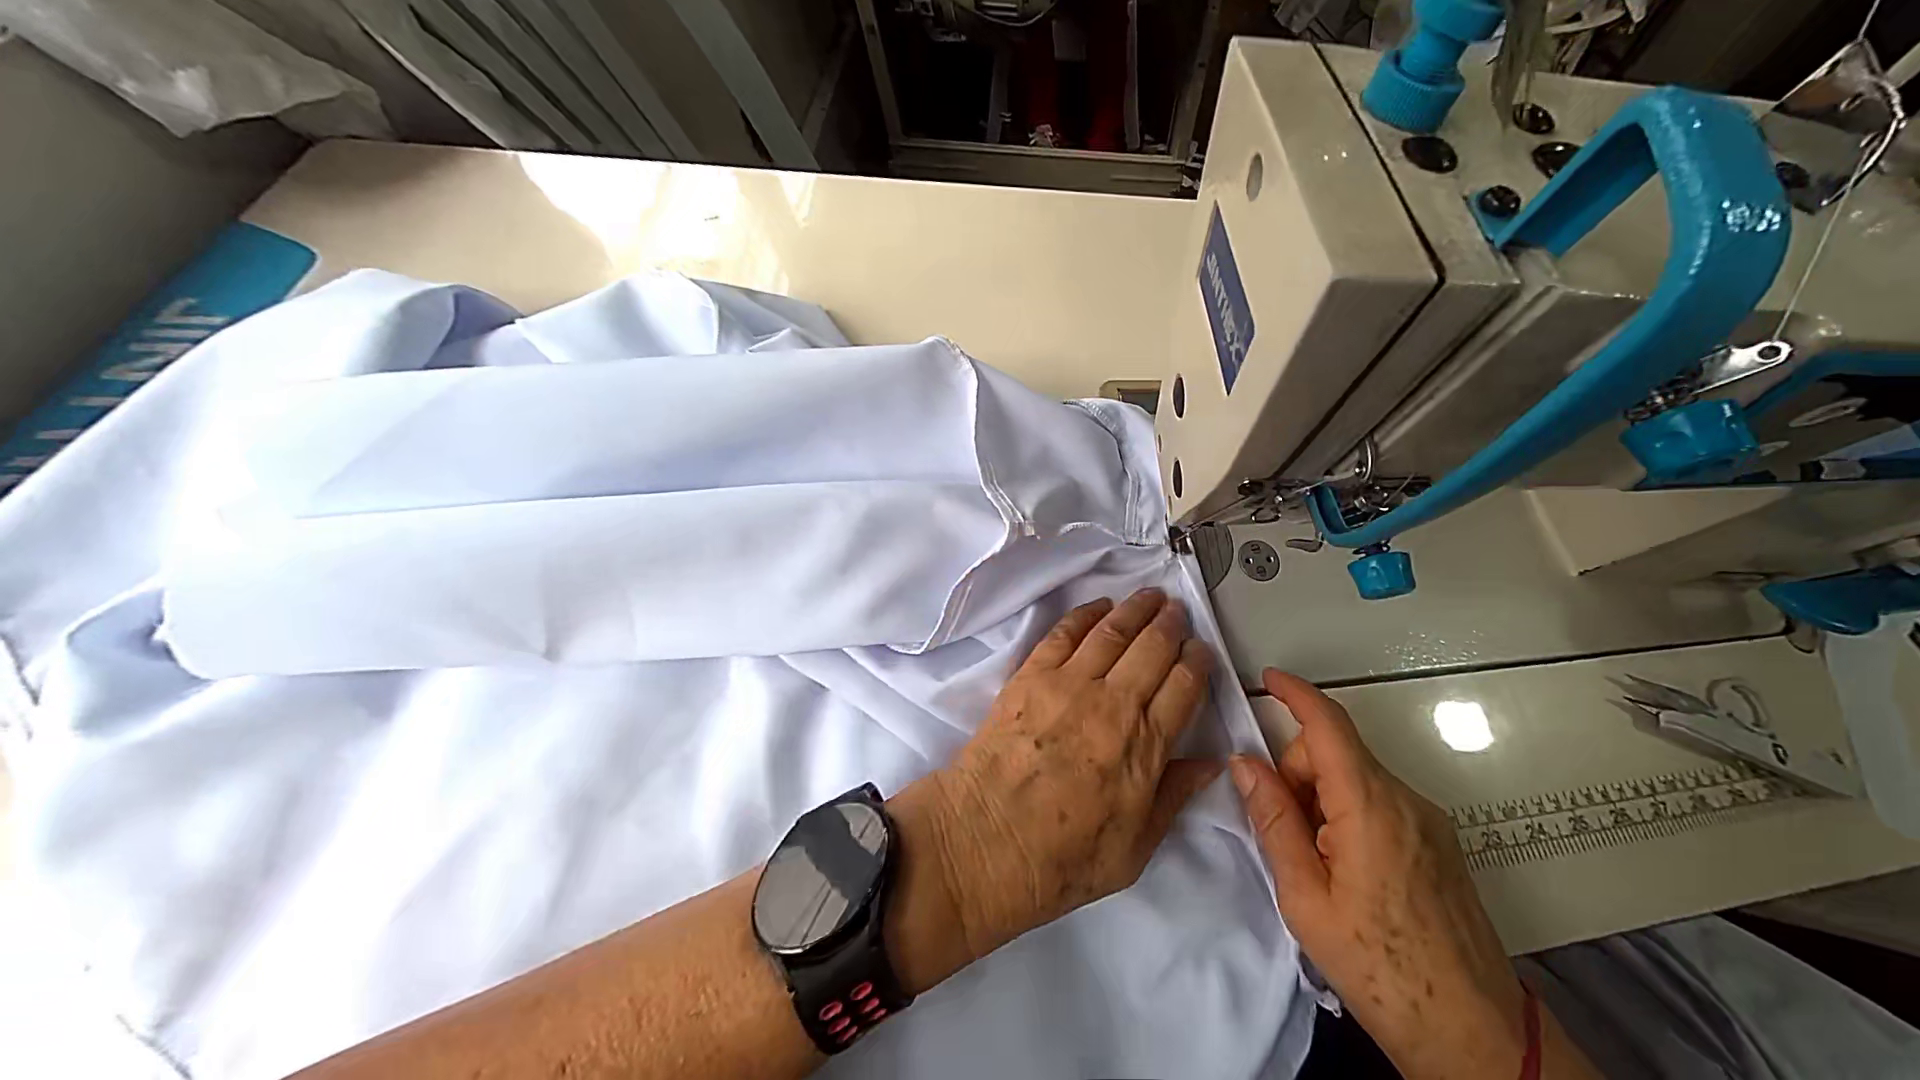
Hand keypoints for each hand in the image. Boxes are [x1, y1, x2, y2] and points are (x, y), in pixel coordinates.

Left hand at [889, 589, 1219, 983]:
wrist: (984, 841)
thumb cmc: (1061, 858)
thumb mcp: (1134, 849)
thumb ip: (1172, 798)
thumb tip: (1209, 764)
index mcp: (1145, 746)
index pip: (1185, 688)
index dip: (1198, 663)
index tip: (1202, 651)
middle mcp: (1112, 704)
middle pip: (1152, 650)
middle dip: (1170, 626)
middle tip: (1178, 612)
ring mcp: (1068, 685)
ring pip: (1112, 633)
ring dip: (1135, 610)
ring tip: (1149, 597)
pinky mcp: (1029, 677)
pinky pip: (1063, 633)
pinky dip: (1085, 614)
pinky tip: (1100, 606)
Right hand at [1231, 670, 1526, 1079]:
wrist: (1473, 1033)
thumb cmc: (1377, 965)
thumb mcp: (1304, 896)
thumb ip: (1273, 820)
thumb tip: (1245, 763)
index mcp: (1369, 807)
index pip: (1329, 727)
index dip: (1296, 695)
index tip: (1267, 678)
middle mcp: (1405, 801)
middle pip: (1335, 754)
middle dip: (1295, 774)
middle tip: (1282, 833)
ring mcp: (1427, 820)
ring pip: (1354, 778)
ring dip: (1319, 799)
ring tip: (1315, 865)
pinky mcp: (1437, 841)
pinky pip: (1377, 802)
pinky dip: (1345, 813)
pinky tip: (1343, 869)